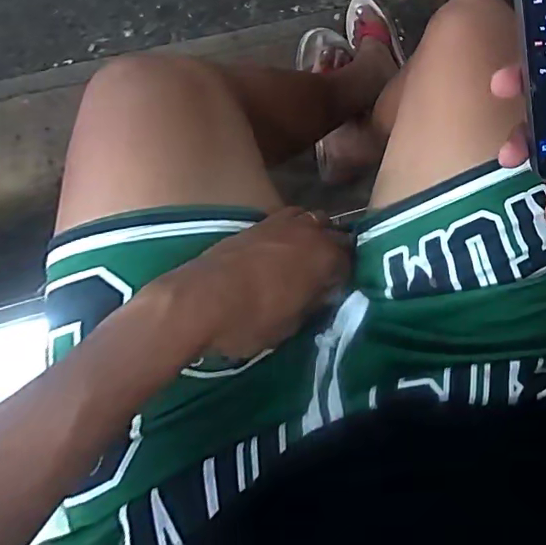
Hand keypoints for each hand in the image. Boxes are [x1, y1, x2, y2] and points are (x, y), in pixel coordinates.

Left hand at [146, 207, 349, 360]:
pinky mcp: (258, 224)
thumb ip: (312, 305)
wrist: (194, 302)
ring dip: (315, 233)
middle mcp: (313, 233)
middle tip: (325, 273)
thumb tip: (321, 296)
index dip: (346, 277)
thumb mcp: (289, 326)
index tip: (337, 291)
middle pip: (337, 234)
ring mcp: (285, 224)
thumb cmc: (247, 320)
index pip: (352, 261)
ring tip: (305, 253)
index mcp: (327, 257)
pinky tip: (279, 247)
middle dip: (336, 251)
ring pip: (314, 219)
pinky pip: (288, 218)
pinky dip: (291, 229)